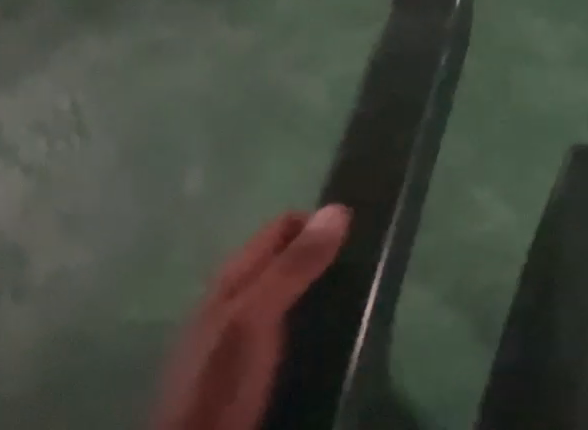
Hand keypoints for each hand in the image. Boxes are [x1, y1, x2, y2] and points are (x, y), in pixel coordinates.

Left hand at [151, 205, 350, 429]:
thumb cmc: (224, 379)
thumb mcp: (258, 316)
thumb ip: (293, 266)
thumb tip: (338, 209)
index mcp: (232, 278)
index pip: (284, 226)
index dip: (319, 224)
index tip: (358, 240)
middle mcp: (235, 297)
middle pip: (287, 257)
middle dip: (324, 256)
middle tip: (363, 271)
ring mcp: (241, 331)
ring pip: (291, 290)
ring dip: (322, 288)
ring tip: (357, 300)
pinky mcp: (252, 361)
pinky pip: (292, 323)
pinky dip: (314, 318)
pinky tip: (332, 333)